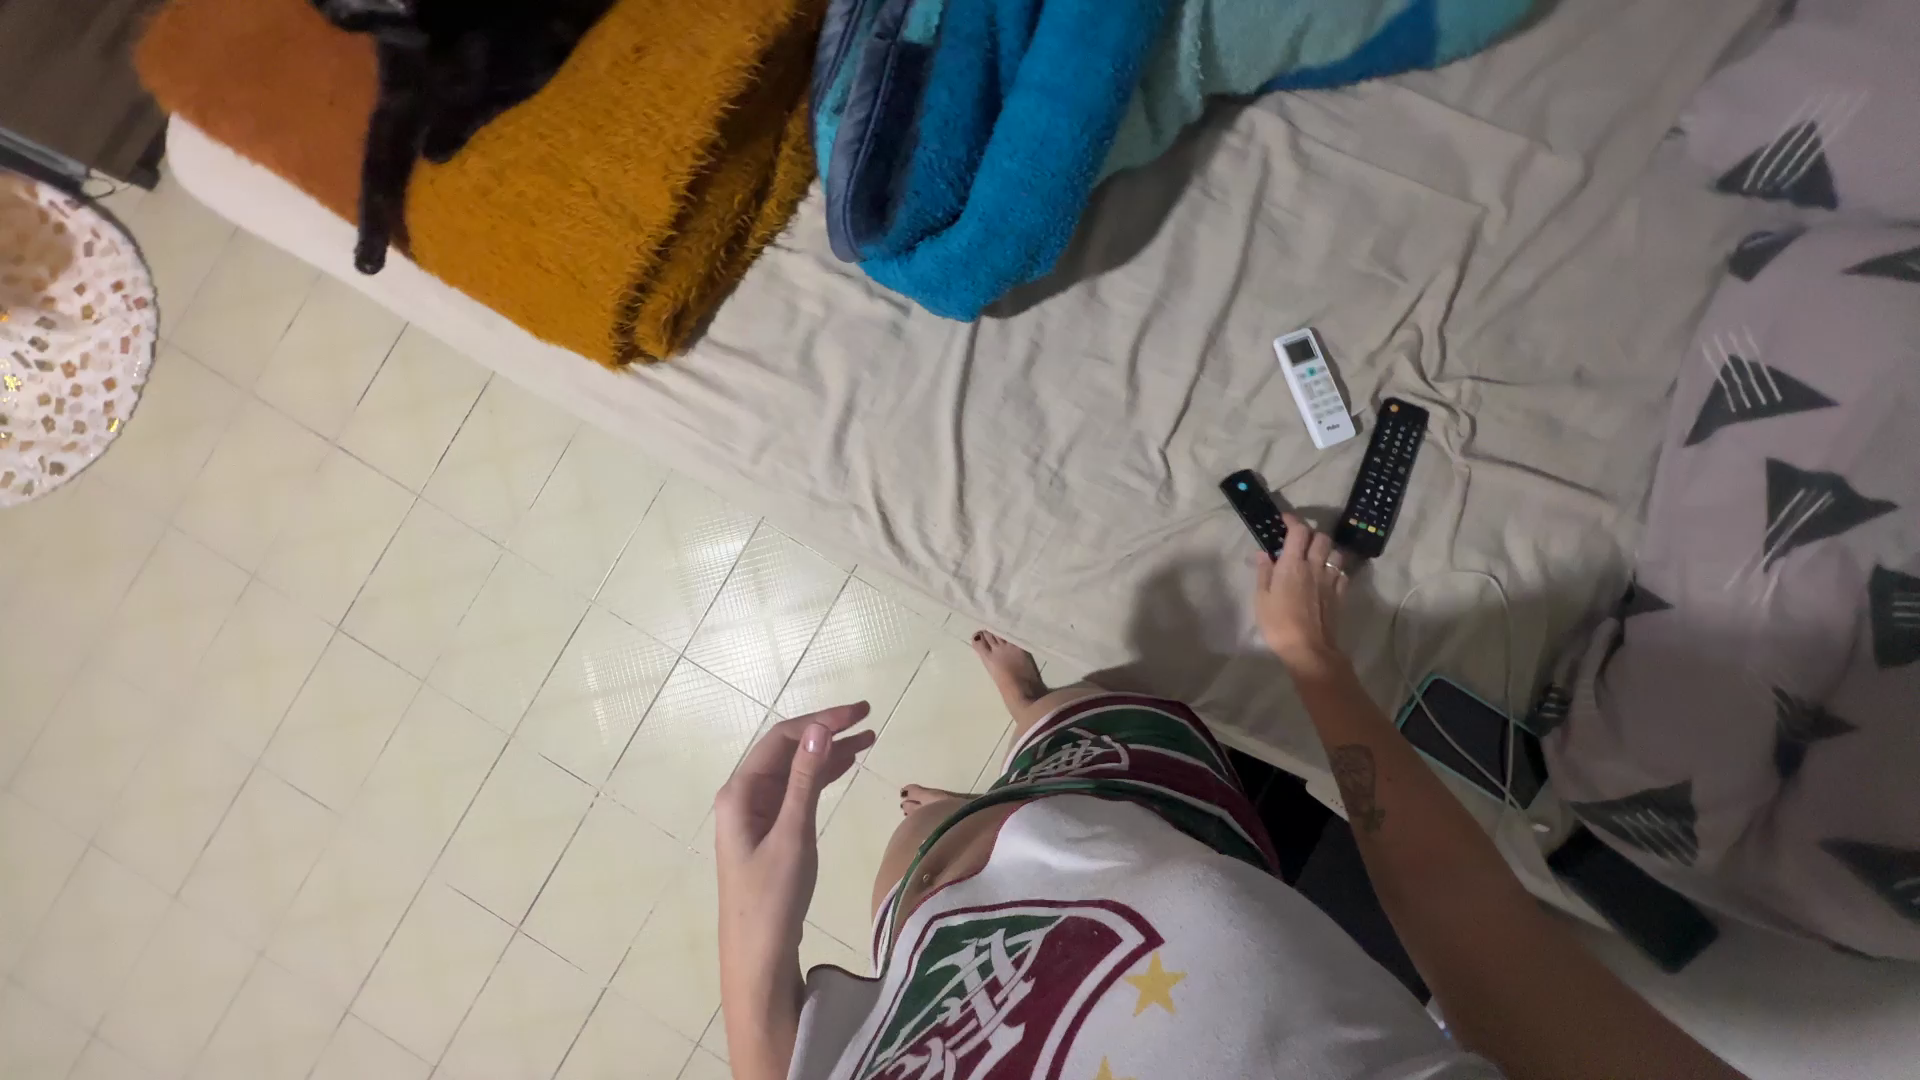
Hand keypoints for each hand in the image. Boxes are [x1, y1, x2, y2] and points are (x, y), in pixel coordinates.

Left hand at [714, 702, 875, 963]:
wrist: (758, 958)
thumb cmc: (772, 897)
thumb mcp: (793, 834)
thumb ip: (805, 779)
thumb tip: (820, 729)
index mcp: (740, 791)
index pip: (782, 738)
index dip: (820, 720)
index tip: (857, 714)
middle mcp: (745, 795)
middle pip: (788, 748)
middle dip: (826, 730)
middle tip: (867, 717)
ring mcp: (756, 813)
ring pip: (795, 768)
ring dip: (829, 752)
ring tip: (868, 738)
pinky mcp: (770, 830)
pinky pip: (797, 790)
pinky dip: (822, 776)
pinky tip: (846, 766)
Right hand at [1254, 513, 1350, 674]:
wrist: (1308, 648)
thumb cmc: (1278, 623)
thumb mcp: (1261, 598)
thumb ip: (1264, 572)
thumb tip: (1263, 553)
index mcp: (1292, 565)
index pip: (1299, 531)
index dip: (1293, 521)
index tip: (1284, 520)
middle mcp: (1314, 566)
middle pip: (1321, 537)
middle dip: (1311, 534)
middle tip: (1299, 541)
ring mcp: (1330, 579)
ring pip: (1335, 552)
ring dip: (1326, 550)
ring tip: (1315, 557)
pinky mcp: (1340, 593)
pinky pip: (1342, 572)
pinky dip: (1335, 568)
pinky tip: (1326, 576)